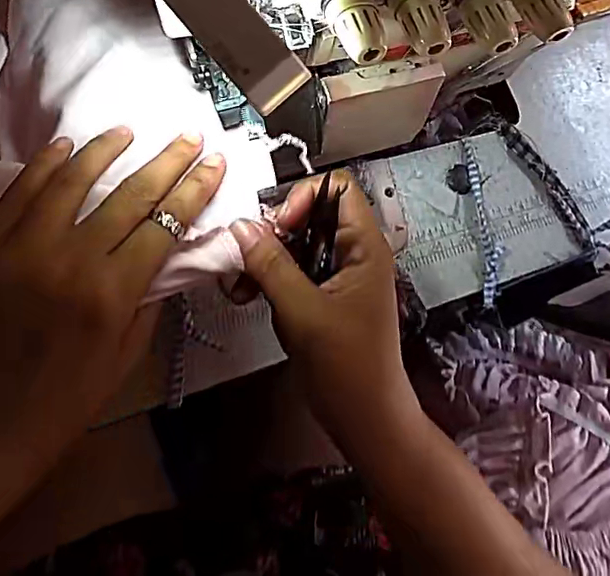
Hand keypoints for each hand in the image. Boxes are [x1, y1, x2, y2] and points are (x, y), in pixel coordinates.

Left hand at [0, 128, 225, 569]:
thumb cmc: (51, 414)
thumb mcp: (120, 364)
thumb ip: (147, 303)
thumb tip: (165, 258)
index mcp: (111, 294)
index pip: (166, 223)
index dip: (196, 188)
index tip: (216, 161)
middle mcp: (70, 261)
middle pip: (131, 194)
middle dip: (168, 160)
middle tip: (189, 134)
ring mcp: (19, 249)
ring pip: (72, 180)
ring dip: (106, 148)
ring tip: (128, 130)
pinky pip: (18, 193)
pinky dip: (46, 164)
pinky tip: (65, 145)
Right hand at [230, 172, 417, 448]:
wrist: (367, 421)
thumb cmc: (348, 367)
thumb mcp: (304, 313)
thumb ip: (272, 266)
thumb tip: (242, 227)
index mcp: (366, 245)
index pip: (338, 188)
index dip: (305, 196)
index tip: (278, 226)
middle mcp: (356, 251)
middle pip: (313, 214)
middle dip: (276, 231)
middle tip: (250, 256)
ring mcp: (342, 274)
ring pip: (300, 243)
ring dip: (268, 258)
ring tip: (242, 284)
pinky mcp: (327, 295)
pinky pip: (297, 270)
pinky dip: (273, 278)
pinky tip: (251, 296)